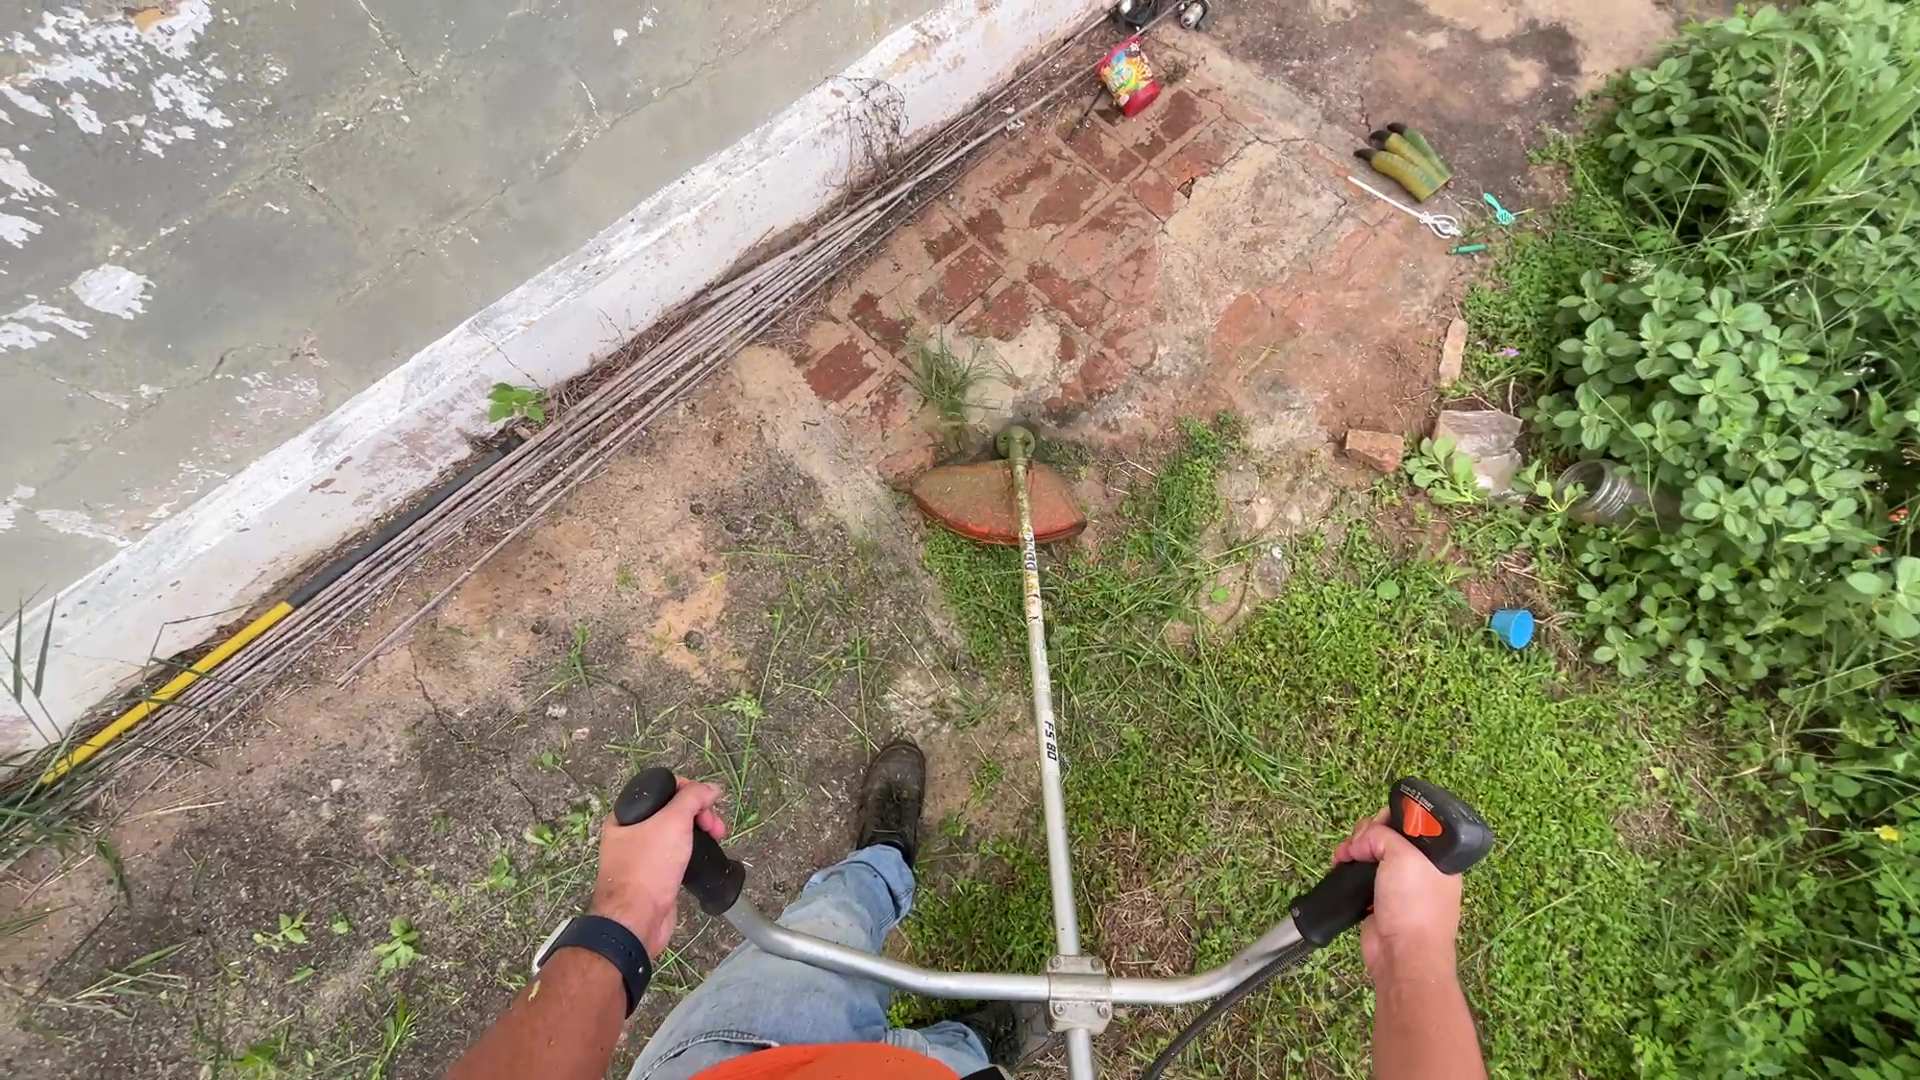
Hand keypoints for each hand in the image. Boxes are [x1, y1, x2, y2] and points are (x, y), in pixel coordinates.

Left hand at [588, 777, 725, 957]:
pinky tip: (703, 853)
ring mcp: (642, 854)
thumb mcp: (674, 821)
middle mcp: (631, 831)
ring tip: (717, 837)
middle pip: (673, 809)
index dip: (689, 790)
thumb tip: (712, 788)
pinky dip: (692, 848)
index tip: (707, 802)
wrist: (637, 920)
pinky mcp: (654, 874)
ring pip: (677, 831)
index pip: (663, 787)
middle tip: (714, 825)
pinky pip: (677, 852)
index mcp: (626, 814)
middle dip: (700, 812)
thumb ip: (694, 797)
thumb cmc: (650, 866)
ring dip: (700, 829)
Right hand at [1333, 811, 1462, 982]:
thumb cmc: (1412, 904)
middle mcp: (1419, 869)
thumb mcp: (1404, 857)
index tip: (1375, 825)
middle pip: (1386, 835)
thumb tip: (1358, 845)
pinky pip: (1361, 870)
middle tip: (1358, 845)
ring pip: (1369, 851)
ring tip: (1343, 857)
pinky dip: (1348, 864)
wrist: (1403, 955)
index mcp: (1437, 859)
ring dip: (1352, 848)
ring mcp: (1398, 884)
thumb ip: (1381, 836)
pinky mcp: (1378, 896)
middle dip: (1365, 834)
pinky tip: (1340, 865)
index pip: (1412, 825)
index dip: (1390, 819)